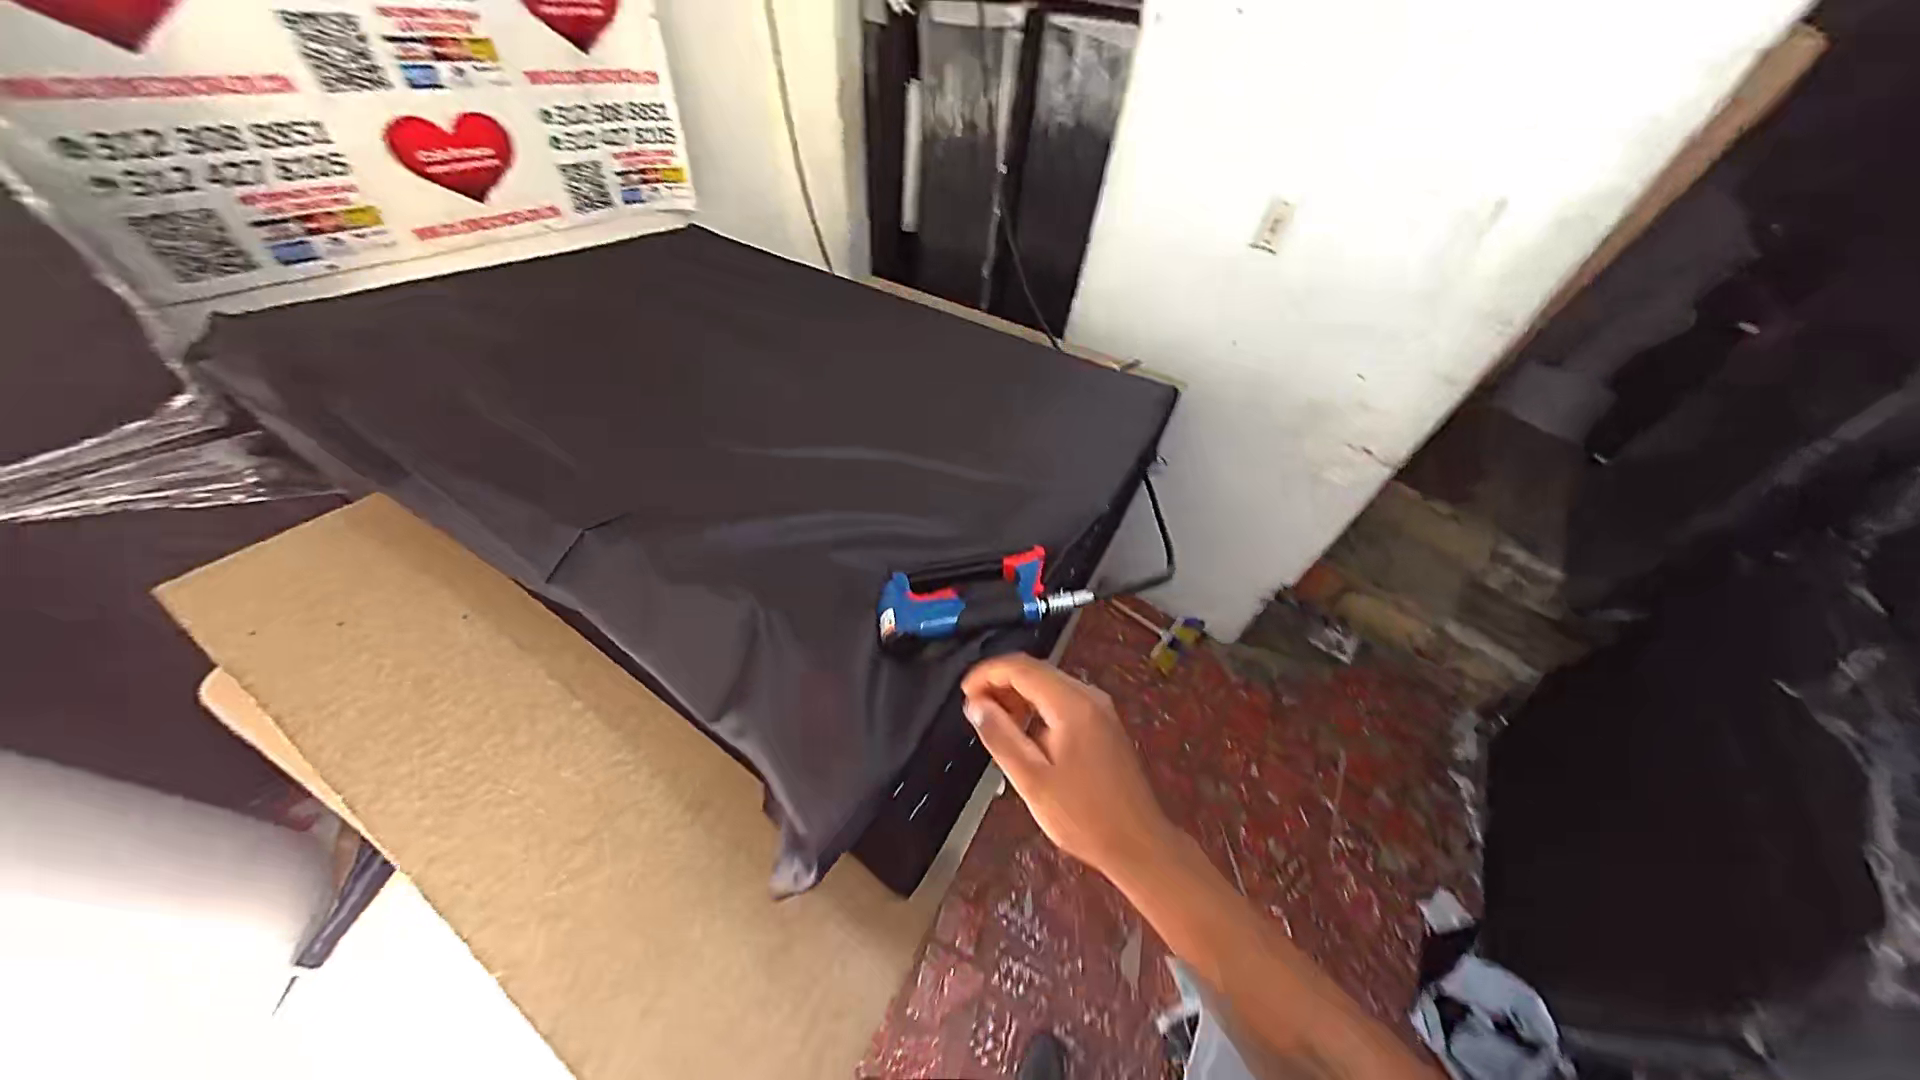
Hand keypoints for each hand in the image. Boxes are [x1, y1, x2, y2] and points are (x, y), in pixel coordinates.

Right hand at [961, 653, 1176, 878]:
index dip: (987, 673)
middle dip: (1000, 682)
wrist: (1139, 843)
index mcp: (1072, 705)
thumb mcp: (1031, 780)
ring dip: (1018, 694)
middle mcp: (1089, 697)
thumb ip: (1000, 736)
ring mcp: (1100, 709)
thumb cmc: (1084, 816)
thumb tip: (976, 705)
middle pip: (1036, 670)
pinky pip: (1063, 699)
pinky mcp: (1103, 723)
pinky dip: (1037, 705)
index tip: (964, 691)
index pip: (1021, 667)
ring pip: (1049, 683)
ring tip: (995, 721)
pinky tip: (1024, 731)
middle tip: (975, 708)